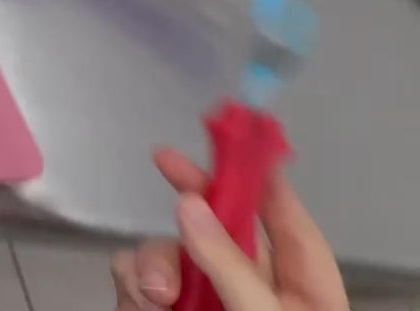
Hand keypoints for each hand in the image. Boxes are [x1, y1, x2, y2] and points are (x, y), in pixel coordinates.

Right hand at [113, 147, 347, 310]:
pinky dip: (132, 281)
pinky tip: (140, 301)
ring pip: (168, 249)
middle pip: (219, 228)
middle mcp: (252, 295)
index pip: (293, 234)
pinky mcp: (160, 310)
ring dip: (153, 261)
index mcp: (307, 304)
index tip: (242, 144)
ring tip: (153, 296)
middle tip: (165, 160)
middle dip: (191, 198)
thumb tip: (192, 204)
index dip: (269, 187)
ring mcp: (202, 303)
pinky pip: (136, 274)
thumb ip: (232, 270)